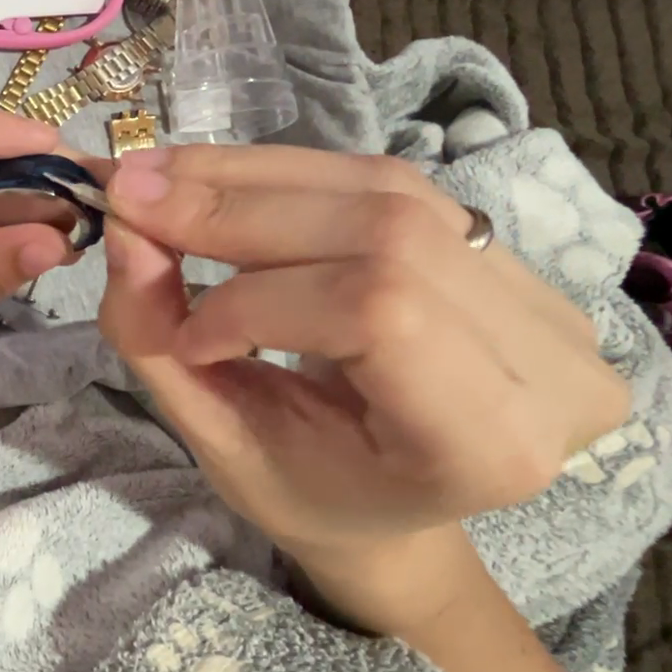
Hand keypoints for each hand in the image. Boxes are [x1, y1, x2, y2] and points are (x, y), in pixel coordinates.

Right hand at [98, 145, 629, 568]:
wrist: (384, 497)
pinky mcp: (503, 250)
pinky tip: (212, 183)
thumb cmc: (301, 491)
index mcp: (488, 442)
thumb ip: (155, 339)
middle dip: (229, 206)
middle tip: (125, 195)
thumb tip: (122, 230)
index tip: (181, 335)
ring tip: (154, 181)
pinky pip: (382, 182)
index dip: (253, 301)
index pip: (375, 313)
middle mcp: (549, 358)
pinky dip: (275, 174)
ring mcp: (541, 292)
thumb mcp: (214, 441)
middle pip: (381, 226)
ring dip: (244, 175)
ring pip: (379, 186)